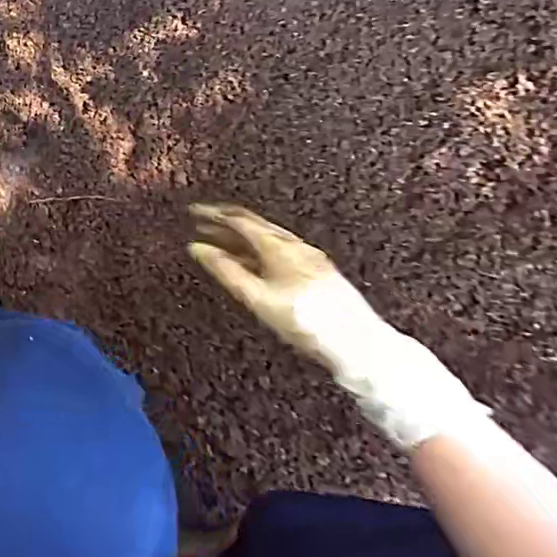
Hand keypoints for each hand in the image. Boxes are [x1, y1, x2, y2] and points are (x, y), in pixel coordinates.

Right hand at [187, 203, 388, 367]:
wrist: (359, 345)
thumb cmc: (310, 322)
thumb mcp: (257, 297)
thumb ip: (225, 271)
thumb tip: (198, 249)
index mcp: (279, 246)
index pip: (239, 219)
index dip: (214, 213)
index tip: (196, 211)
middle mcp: (295, 246)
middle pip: (255, 225)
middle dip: (226, 223)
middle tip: (204, 223)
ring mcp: (308, 259)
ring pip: (268, 238)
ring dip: (241, 237)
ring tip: (222, 242)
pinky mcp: (316, 273)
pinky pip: (279, 251)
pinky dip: (257, 250)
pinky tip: (252, 262)